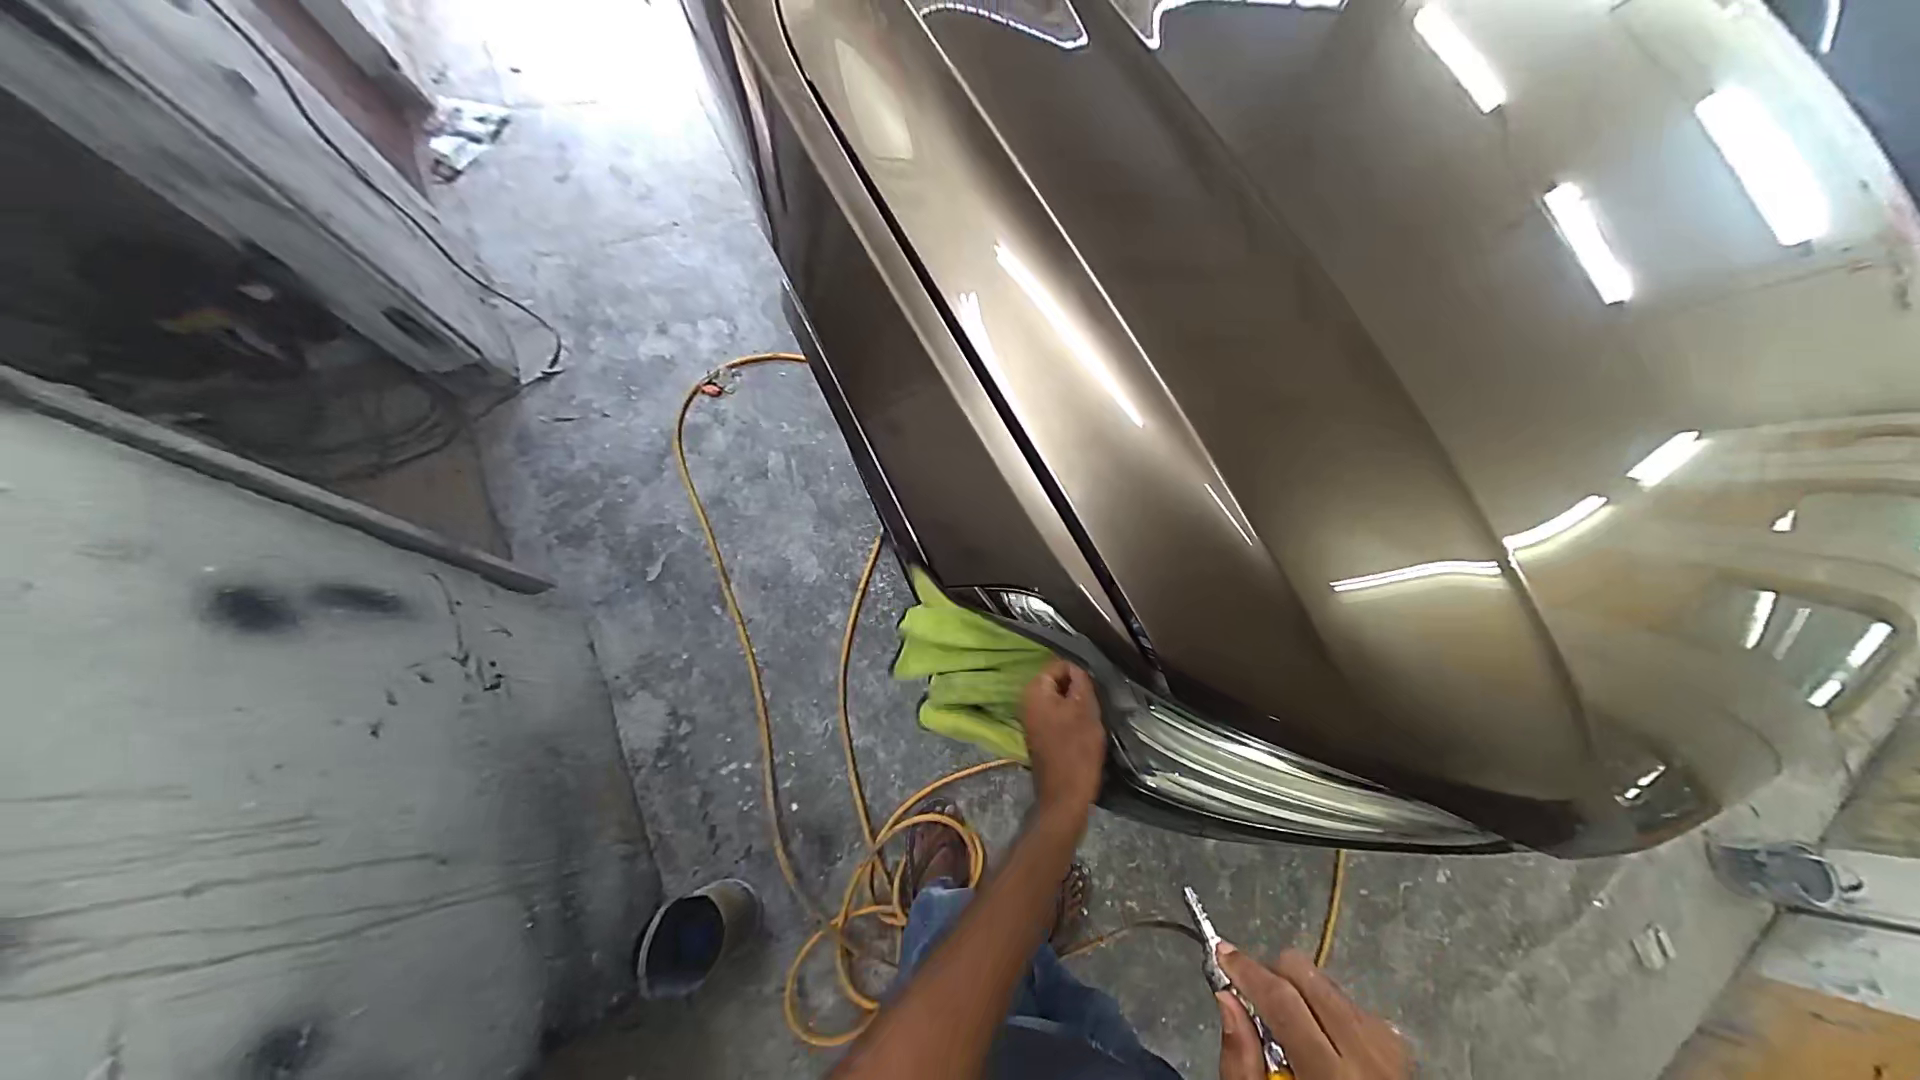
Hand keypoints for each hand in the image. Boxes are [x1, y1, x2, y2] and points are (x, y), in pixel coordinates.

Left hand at [1019, 659, 1106, 821]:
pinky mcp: (1037, 734)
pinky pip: (1055, 715)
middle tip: (1094, 703)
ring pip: (1057, 699)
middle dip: (1076, 688)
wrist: (1065, 795)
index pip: (1059, 664)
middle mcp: (1026, 700)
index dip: (1079, 673)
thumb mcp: (1085, 708)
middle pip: (1057, 681)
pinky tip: (1082, 730)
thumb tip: (1077, 668)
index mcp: (1034, 690)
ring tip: (1091, 717)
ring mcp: (1030, 719)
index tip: (1094, 688)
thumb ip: (1080, 681)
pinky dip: (1068, 718)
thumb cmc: (1077, 748)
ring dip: (1074, 704)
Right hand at [1215, 947, 1407, 1079]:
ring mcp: (1389, 1051)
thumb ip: (1240, 1061)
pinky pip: (1350, 1004)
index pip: (1284, 1001)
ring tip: (1288, 1029)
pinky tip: (1318, 1040)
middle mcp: (1368, 1057)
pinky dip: (1325, 1009)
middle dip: (1272, 976)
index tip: (1222, 952)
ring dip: (1298, 992)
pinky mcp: (1400, 1051)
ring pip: (1327, 983)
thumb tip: (1226, 997)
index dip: (1248, 971)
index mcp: (1332, 1078)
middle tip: (1254, 1000)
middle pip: (1307, 976)